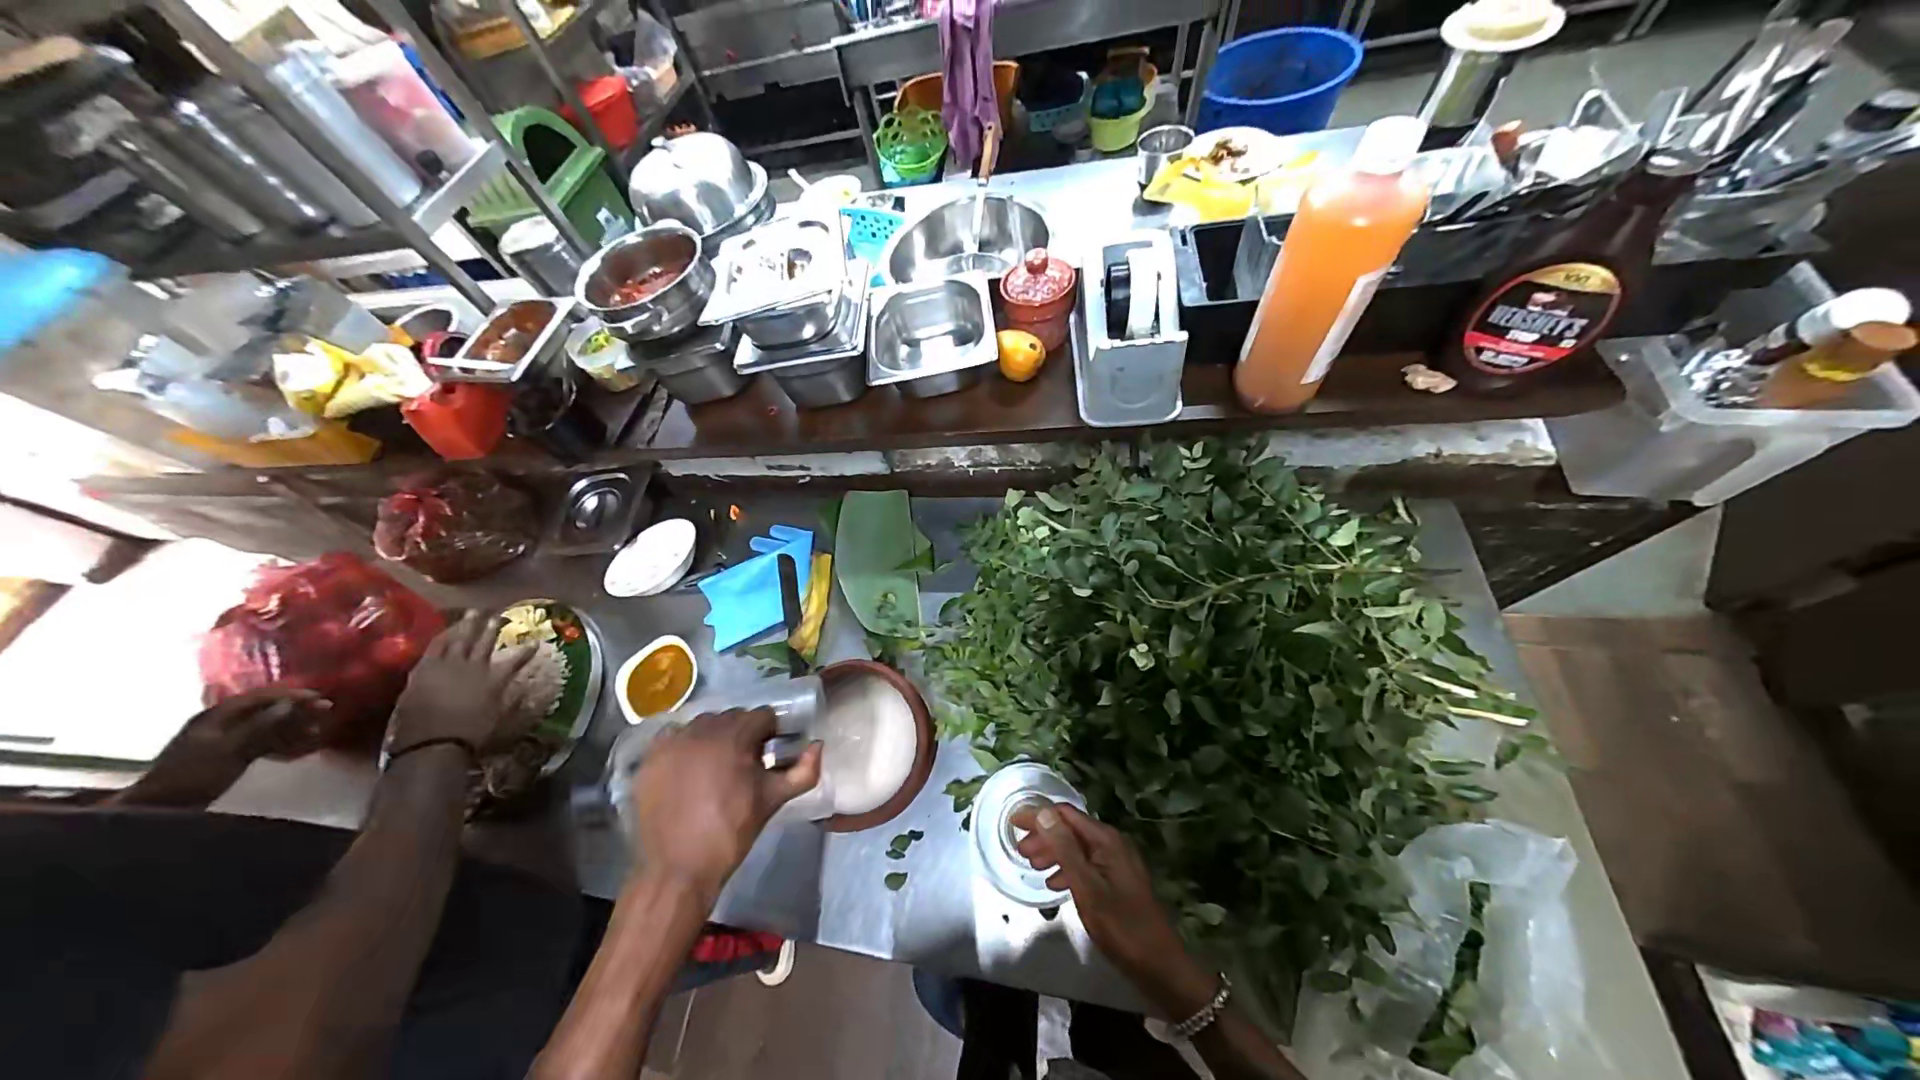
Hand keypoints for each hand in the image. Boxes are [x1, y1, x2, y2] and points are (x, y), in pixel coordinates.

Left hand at [117, 689, 330, 807]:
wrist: (156, 809)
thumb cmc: (192, 775)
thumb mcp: (230, 749)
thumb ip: (262, 726)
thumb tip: (292, 704)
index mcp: (217, 716)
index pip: (261, 697)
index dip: (291, 695)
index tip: (320, 698)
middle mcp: (220, 723)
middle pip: (265, 710)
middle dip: (295, 711)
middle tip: (324, 712)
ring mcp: (222, 741)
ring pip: (265, 727)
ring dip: (292, 727)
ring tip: (316, 731)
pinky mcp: (226, 757)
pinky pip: (261, 743)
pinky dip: (281, 743)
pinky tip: (297, 748)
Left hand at [387, 611, 536, 753]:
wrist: (433, 743)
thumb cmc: (471, 735)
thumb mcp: (502, 721)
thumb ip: (513, 702)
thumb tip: (525, 691)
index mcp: (493, 679)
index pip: (514, 661)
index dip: (525, 651)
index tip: (535, 641)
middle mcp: (472, 668)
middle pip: (483, 643)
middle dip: (491, 628)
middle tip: (496, 614)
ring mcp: (446, 667)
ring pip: (458, 640)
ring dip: (466, 625)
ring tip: (471, 613)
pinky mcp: (423, 672)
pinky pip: (433, 648)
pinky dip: (441, 638)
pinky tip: (443, 633)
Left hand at [632, 708, 821, 900]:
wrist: (678, 868)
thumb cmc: (731, 832)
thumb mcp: (773, 801)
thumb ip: (803, 771)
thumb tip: (817, 746)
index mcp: (734, 736)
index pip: (762, 715)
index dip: (770, 733)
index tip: (769, 754)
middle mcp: (701, 730)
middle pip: (732, 717)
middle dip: (742, 734)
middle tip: (744, 763)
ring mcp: (671, 742)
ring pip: (702, 725)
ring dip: (713, 738)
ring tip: (715, 767)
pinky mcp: (649, 758)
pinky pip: (673, 738)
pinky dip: (684, 747)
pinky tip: (688, 771)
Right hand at [1012, 801, 1216, 1019]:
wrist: (1159, 964)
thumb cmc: (1120, 924)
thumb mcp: (1086, 886)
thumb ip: (1063, 847)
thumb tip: (1042, 812)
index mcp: (1106, 839)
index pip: (1065, 814)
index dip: (1038, 816)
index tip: (1013, 823)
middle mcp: (1113, 843)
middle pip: (1071, 829)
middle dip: (1044, 836)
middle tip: (1020, 851)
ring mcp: (1117, 862)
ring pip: (1077, 848)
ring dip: (1054, 853)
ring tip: (1032, 867)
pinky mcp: (1118, 881)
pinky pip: (1086, 864)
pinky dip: (1068, 869)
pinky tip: (1055, 884)